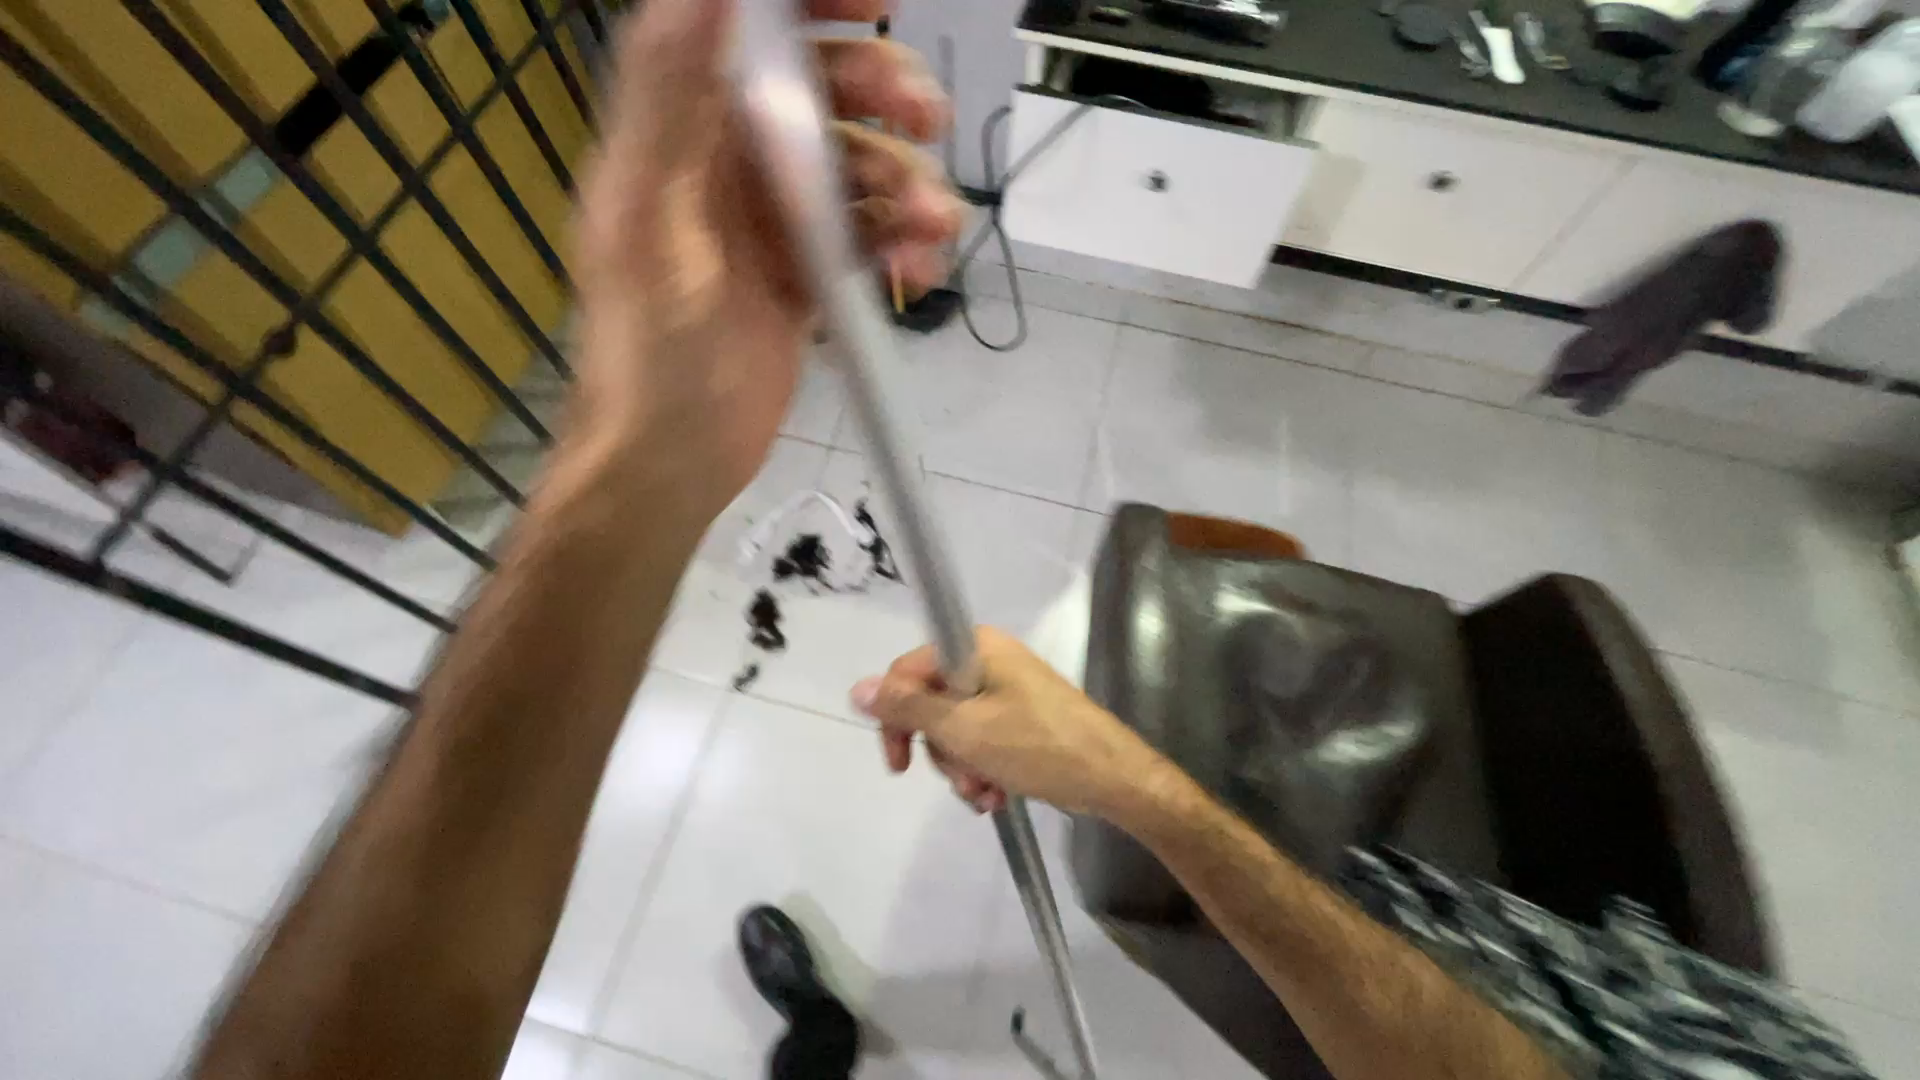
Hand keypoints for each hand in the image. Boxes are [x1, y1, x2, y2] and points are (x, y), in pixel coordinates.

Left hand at [572, 0, 963, 507]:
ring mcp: (772, 220)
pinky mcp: (806, 275)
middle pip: (819, 92)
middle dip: (881, 94)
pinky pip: (865, 237)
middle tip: (929, 122)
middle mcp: (726, 161)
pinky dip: (899, 247)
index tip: (880, 0)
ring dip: (906, 187)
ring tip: (936, 230)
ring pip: (856, 169)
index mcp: (678, 130)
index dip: (812, 2)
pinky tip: (915, 276)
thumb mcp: (649, 218)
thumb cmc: (651, 349)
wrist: (675, 460)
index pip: (745, 25)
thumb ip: (669, 92)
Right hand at [851, 628, 1173, 819]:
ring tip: (987, 795)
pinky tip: (998, 796)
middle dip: (942, 752)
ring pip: (956, 728)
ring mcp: (1007, 689)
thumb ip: (909, 709)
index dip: (895, 716)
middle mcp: (989, 660)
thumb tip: (857, 688)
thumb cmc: (1038, 746)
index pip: (908, 671)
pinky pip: (982, 739)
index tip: (900, 765)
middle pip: (932, 703)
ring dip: (962, 768)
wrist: (1115, 778)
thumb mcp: (964, 730)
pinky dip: (983, 769)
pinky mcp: (1021, 716)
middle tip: (964, 780)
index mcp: (976, 648)